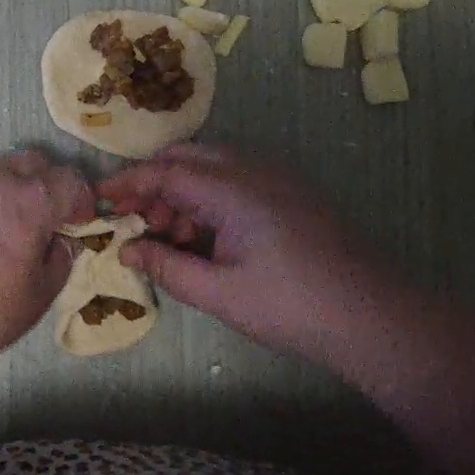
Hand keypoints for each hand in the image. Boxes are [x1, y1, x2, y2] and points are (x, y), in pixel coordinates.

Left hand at [0, 150, 93, 372]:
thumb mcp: (40, 293)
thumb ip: (60, 256)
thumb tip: (61, 238)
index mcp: (27, 203)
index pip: (69, 180)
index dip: (83, 200)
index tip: (80, 222)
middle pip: (35, 163)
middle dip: (51, 185)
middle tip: (51, 218)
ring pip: (2, 168)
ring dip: (18, 187)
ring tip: (15, 224)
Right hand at [97, 144, 427, 370]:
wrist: (376, 318)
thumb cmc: (291, 306)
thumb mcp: (217, 293)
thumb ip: (165, 267)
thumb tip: (125, 250)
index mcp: (233, 191)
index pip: (165, 172)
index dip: (127, 184)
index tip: (98, 199)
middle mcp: (253, 173)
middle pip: (186, 157)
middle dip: (152, 183)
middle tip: (135, 222)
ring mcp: (276, 181)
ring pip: (210, 167)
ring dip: (179, 193)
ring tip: (169, 239)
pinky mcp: (290, 196)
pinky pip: (233, 180)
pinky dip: (205, 199)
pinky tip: (203, 239)